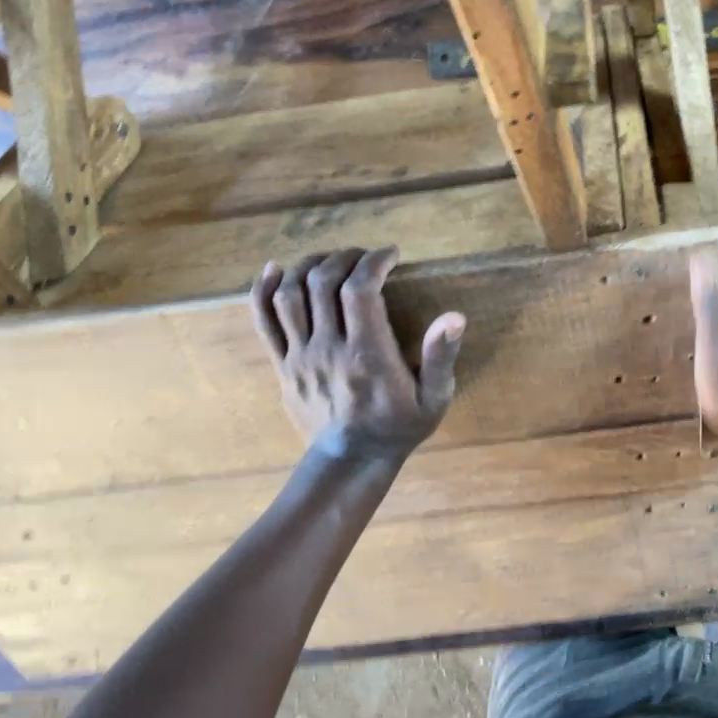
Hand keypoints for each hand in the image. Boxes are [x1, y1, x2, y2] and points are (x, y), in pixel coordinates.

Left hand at [251, 247, 465, 465]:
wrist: (350, 462)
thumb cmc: (399, 426)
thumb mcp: (434, 397)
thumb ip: (441, 356)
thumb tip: (454, 317)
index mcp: (368, 354)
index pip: (360, 289)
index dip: (374, 262)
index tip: (392, 255)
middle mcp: (329, 349)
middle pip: (323, 283)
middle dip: (346, 258)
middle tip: (367, 257)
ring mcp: (300, 356)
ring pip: (290, 294)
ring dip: (310, 266)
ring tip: (333, 261)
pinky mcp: (282, 365)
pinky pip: (264, 321)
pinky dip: (263, 290)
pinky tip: (274, 269)